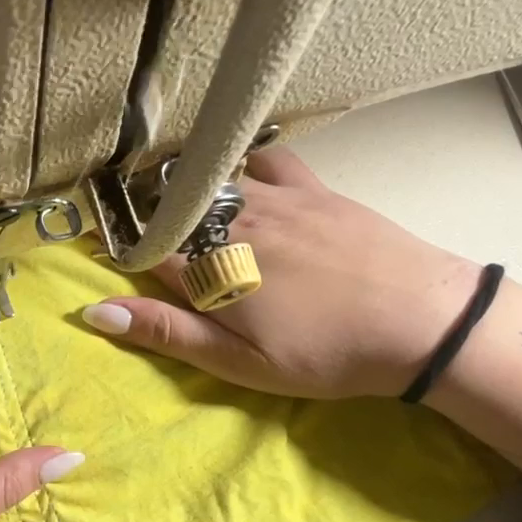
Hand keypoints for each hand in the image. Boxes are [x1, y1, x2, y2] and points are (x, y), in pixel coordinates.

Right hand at [81, 147, 481, 398]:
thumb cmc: (325, 355)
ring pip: (212, 182)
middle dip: (148, 216)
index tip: (96, 239)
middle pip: (172, 210)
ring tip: (178, 202)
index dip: (116, 245)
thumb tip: (97, 311)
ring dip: (186, 190)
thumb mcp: (241, 362)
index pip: (143, 250)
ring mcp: (276, 201)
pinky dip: (244, 164)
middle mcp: (234, 226)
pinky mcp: (314, 190)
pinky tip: (242, 176)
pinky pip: (267, 159)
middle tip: (139, 226)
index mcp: (210, 272)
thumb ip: (169, 333)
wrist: (424, 322)